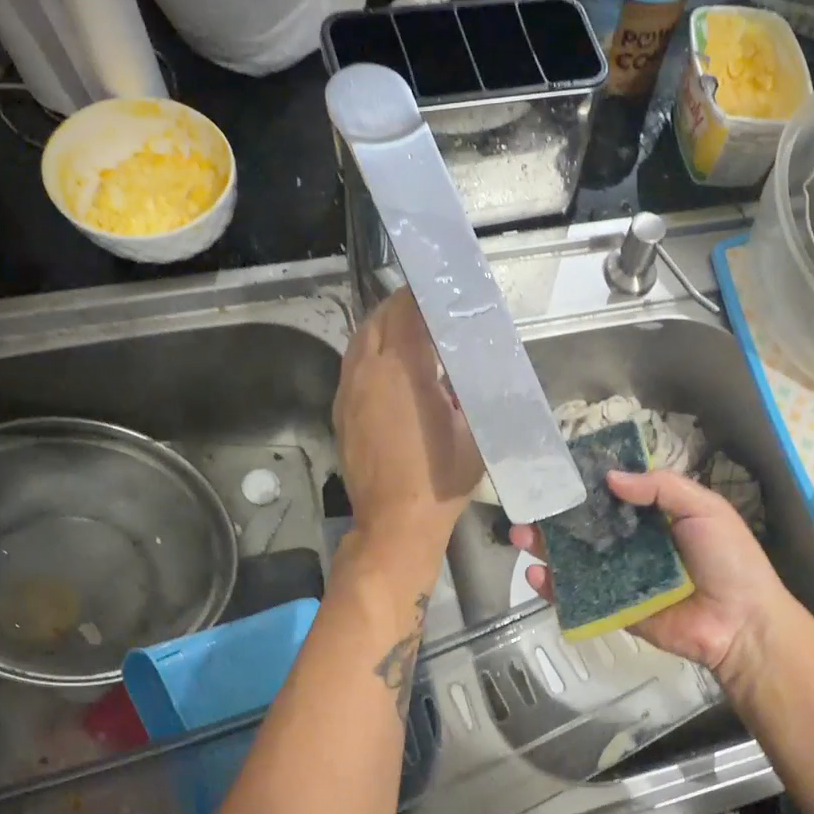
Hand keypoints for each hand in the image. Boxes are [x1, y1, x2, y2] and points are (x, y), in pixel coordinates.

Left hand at [334, 290, 483, 553]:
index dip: (423, 294)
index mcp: (402, 369)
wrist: (395, 523)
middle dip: (401, 308)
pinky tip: (395, 372)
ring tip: (412, 336)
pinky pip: (354, 367)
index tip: (443, 290)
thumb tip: (464, 369)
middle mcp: (368, 372)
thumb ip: (467, 391)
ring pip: (360, 341)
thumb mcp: (472, 430)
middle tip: (431, 309)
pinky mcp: (341, 413)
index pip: (407, 311)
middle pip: (378, 319)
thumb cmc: (442, 479)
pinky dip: (373, 356)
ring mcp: (348, 392)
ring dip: (384, 330)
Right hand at [510, 470, 813, 683]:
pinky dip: (555, 589)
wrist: (742, 623)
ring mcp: (622, 578)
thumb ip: (660, 487)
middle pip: (587, 527)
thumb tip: (610, 478)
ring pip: (577, 560)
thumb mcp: (704, 508)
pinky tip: (536, 576)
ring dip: (547, 548)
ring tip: (522, 537)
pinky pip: (581, 598)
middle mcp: (635, 544)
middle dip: (555, 517)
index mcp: (656, 516)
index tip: (555, 473)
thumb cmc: (729, 559)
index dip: (586, 485)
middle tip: (527, 508)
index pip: (613, 495)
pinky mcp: (615, 610)